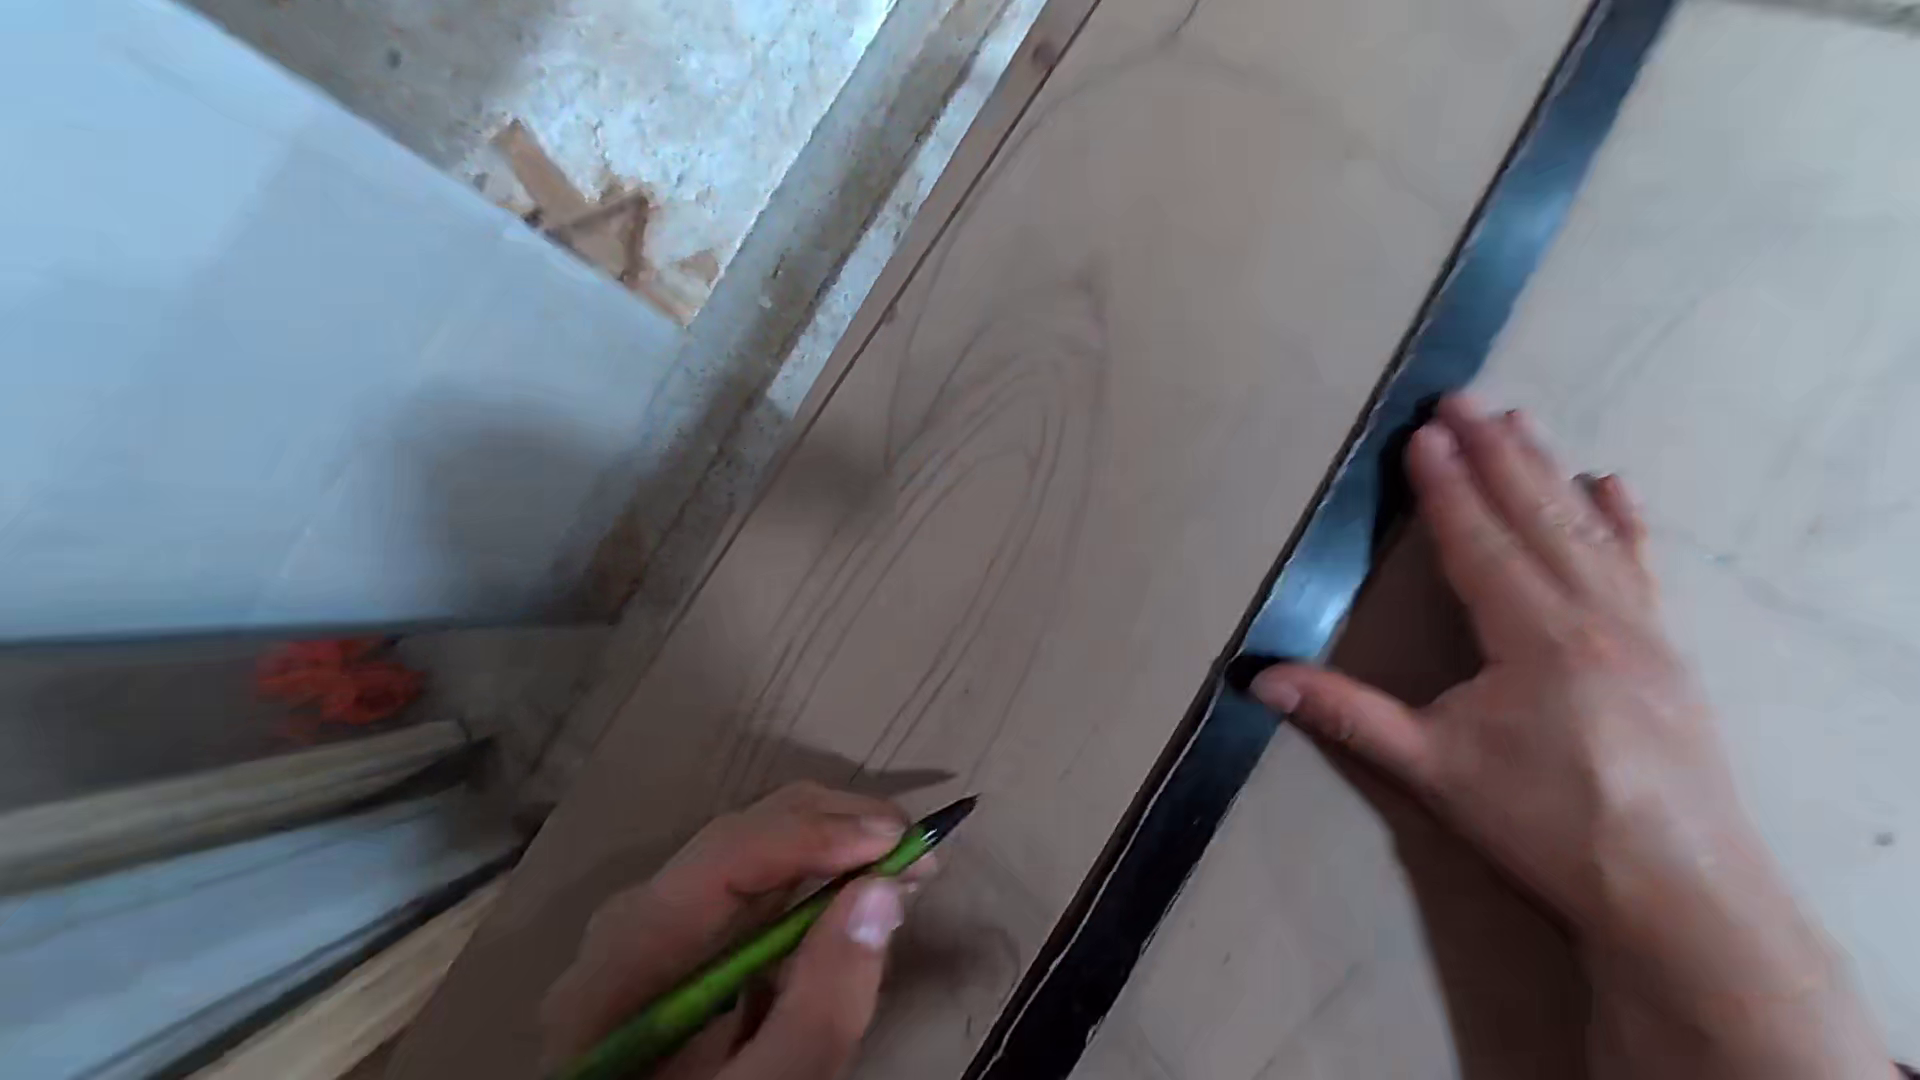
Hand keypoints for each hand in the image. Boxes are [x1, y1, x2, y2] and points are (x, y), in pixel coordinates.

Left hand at [541, 783, 923, 1079]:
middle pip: (751, 832)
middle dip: (840, 827)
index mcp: (632, 950)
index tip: (900, 840)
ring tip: (901, 864)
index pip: (730, 852)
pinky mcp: (698, 939)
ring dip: (839, 844)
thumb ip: (817, 1013)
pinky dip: (823, 877)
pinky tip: (859, 890)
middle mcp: (645, 915)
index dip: (817, 833)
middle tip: (916, 850)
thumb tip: (884, 891)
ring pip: (763, 846)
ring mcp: (670, 923)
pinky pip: (766, 884)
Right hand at [1252, 394, 1891, 1078]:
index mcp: (1536, 639)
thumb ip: (1344, 714)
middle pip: (1536, 519)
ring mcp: (1642, 632)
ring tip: (1519, 420)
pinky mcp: (1665, 653)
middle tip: (1463, 398)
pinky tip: (1615, 486)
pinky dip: (1624, 522)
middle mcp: (1596, 619)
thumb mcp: (1428, 768)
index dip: (1445, 488)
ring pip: (1587, 533)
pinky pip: (1641, 569)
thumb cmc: (1544, 823)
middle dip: (1495, 455)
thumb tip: (1258, 680)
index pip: (1478, 544)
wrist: (1684, 897)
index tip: (1420, 436)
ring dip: (1547, 472)